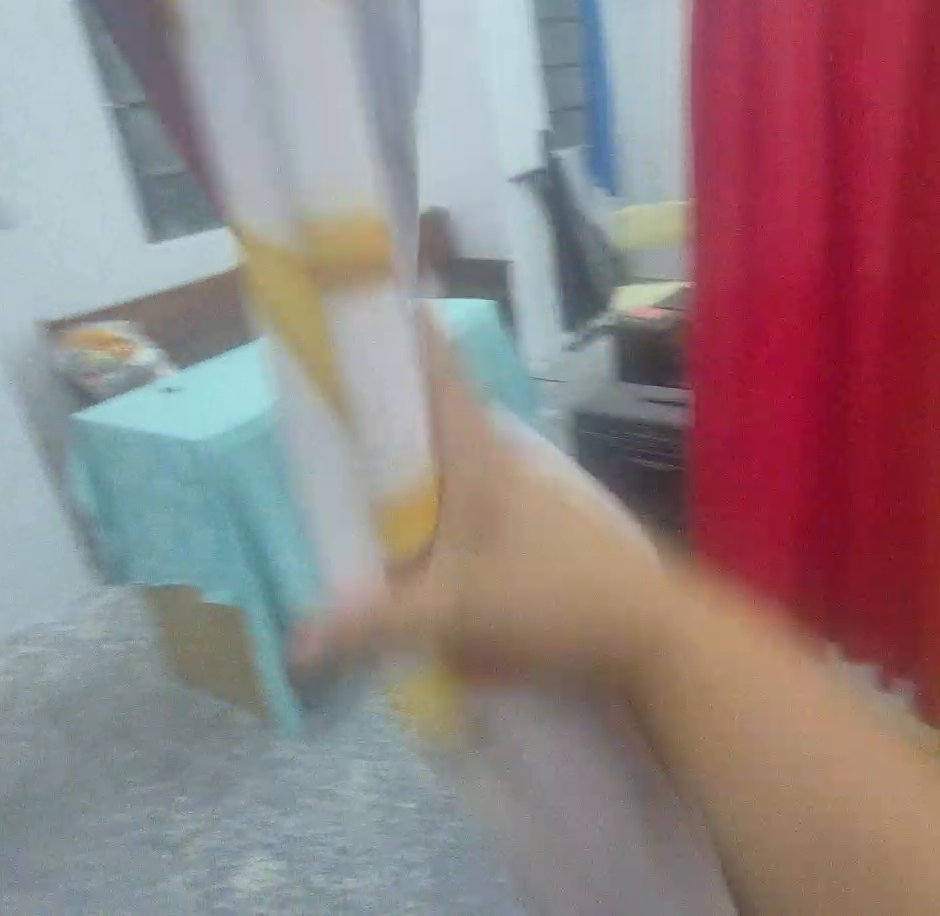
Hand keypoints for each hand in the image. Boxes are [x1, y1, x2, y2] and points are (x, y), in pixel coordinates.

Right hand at [290, 318, 678, 686]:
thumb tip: (296, 639)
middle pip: (439, 408)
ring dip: (414, 443)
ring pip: (454, 451)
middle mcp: (498, 461)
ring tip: (358, 448)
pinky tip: (412, 520)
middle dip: (393, 390)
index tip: (375, 300)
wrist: (643, 623)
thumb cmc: (551, 596)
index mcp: (477, 459)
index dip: (411, 335)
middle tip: (336, 384)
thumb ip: (375, 623)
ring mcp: (519, 491)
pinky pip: (467, 489)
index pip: (442, 376)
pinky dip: (434, 489)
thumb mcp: (454, 612)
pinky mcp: (531, 521)